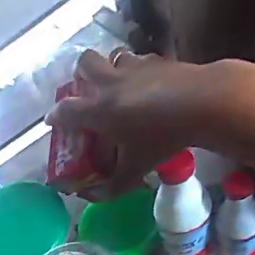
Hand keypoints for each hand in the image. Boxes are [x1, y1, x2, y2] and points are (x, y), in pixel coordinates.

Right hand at [46, 50, 218, 197]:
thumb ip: (113, 186)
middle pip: (83, 64)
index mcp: (99, 109)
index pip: (66, 110)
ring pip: (113, 56)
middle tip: (85, 92)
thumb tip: (95, 198)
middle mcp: (111, 82)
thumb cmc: (162, 138)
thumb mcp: (136, 169)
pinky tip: (147, 84)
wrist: (203, 103)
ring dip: (110, 68)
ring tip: (117, 85)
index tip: (51, 121)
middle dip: (79, 75)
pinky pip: (140, 60)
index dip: (55, 116)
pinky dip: (137, 70)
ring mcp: (135, 67)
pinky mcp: (158, 60)